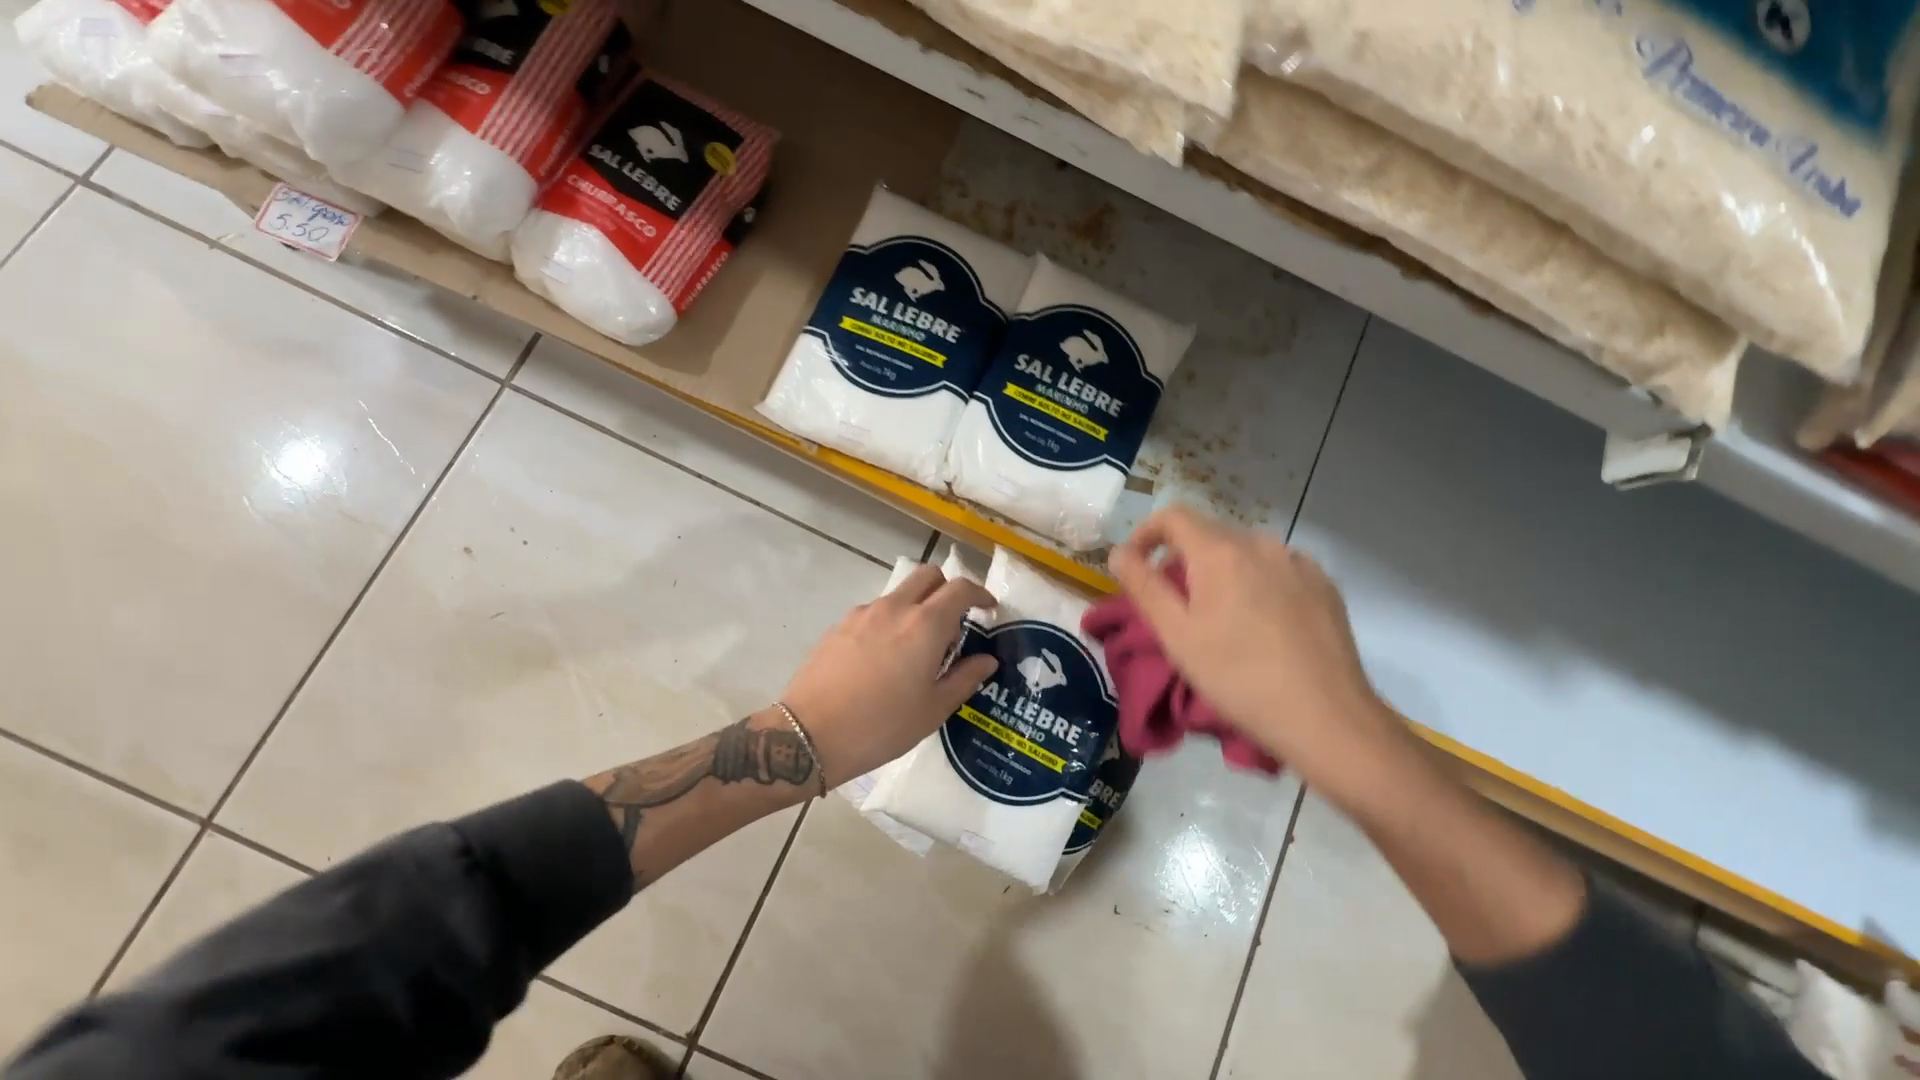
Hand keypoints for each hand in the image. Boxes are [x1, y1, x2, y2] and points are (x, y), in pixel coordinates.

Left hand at [779, 564, 998, 786]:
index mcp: (925, 625)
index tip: (988, 609)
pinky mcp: (838, 626)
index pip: (960, 589)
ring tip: (915, 650)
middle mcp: (894, 608)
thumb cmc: (882, 725)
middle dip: (947, 590)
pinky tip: (883, 660)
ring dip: (916, 608)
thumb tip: (987, 660)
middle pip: (928, 576)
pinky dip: (889, 623)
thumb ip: (965, 678)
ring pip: (899, 594)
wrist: (810, 734)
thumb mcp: (933, 710)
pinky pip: (874, 613)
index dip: (980, 594)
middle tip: (953, 624)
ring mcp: (862, 614)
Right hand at [1108, 505, 1413, 810]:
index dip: (1146, 534)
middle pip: (1210, 535)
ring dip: (1223, 573)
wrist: (1326, 716)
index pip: (1173, 516)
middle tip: (1176, 607)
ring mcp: (1299, 562)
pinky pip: (1278, 571)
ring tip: (1222, 620)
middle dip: (1184, 561)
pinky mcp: (1325, 586)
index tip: (1136, 567)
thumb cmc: (1238, 677)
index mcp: (1220, 552)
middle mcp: (1262, 544)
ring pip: (1246, 554)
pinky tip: (1264, 626)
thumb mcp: (1176, 636)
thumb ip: (1144, 587)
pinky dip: (1259, 585)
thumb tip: (1119, 553)